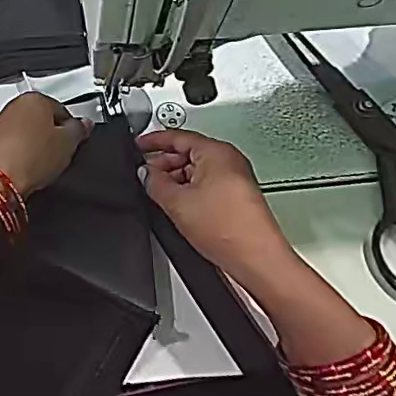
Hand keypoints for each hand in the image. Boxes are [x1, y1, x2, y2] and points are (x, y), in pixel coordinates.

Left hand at [0, 93, 91, 195]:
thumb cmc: (29, 157)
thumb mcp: (68, 143)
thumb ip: (79, 130)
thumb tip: (83, 125)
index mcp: (35, 98)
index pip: (62, 109)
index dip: (72, 128)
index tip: (75, 139)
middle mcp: (15, 106)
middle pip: (42, 120)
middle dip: (52, 135)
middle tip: (60, 153)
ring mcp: (1, 123)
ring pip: (27, 132)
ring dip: (36, 145)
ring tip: (43, 163)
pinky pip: (14, 146)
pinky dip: (21, 154)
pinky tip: (27, 167)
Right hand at [138, 129, 297, 284]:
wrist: (257, 259)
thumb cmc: (231, 230)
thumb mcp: (177, 203)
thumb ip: (154, 182)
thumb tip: (146, 174)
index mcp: (217, 152)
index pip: (178, 136)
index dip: (153, 140)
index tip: (139, 145)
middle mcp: (229, 161)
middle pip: (187, 151)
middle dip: (163, 163)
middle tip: (145, 174)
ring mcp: (235, 178)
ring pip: (196, 169)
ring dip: (175, 179)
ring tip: (160, 194)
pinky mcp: (236, 196)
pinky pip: (206, 184)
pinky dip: (189, 190)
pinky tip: (178, 205)